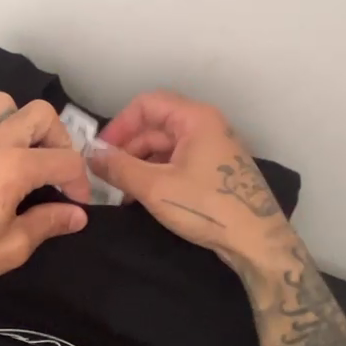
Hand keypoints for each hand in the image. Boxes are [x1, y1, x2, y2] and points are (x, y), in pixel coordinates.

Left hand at [0, 92, 91, 302]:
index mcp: (15, 166)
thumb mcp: (12, 247)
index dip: (80, 182)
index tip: (76, 204)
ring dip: (20, 122)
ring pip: (4, 103)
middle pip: (42, 114)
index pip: (66, 160)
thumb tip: (77, 216)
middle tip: (54, 170)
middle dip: (59, 139)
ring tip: (21, 152)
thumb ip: (48, 224)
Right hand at [89, 90, 291, 266]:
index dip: (119, 125)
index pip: (146, 105)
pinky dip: (155, 174)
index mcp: (195, 118)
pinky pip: (176, 162)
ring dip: (138, 165)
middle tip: (104, 175)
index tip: (99, 152)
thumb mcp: (155, 187)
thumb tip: (90, 156)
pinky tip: (140, 196)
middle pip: (154, 126)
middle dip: (126, 148)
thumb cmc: (206, 207)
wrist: (255, 241)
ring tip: (119, 191)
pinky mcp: (213, 170)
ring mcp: (211, 148)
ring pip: (163, 146)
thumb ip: (119, 168)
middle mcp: (205, 126)